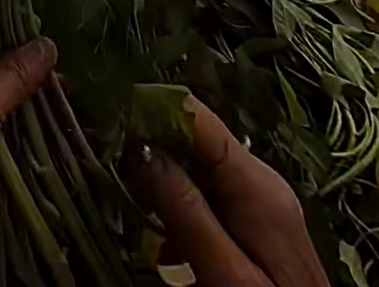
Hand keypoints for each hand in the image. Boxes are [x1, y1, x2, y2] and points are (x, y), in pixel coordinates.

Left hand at [0, 28, 57, 285]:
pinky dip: (34, 107)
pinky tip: (64, 98)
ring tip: (69, 69)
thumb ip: (11, 73)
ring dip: (32, 80)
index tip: (35, 8)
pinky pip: (10, 113)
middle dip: (21, 49)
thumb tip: (47, 43)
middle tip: (60, 40)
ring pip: (2, 83)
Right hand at [133, 96, 329, 286]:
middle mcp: (261, 180)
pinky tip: (164, 239)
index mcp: (256, 184)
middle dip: (155, 145)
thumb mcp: (225, 274)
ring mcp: (262, 202)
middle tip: (115, 162)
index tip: (116, 116)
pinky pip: (211, 195)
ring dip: (164, 178)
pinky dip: (181, 205)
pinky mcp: (258, 224)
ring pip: (200, 167)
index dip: (156, 108)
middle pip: (198, 139)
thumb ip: (185, 210)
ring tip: (130, 199)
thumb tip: (143, 147)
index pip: (199, 117)